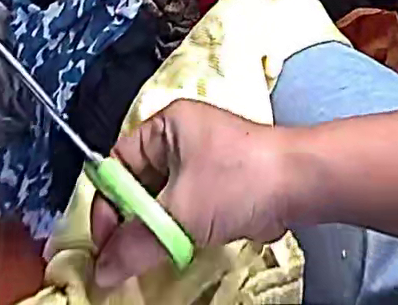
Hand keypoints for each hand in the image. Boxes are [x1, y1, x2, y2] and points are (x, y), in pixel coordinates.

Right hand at [89, 100, 295, 288]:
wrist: (296, 181)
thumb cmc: (237, 180)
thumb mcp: (179, 211)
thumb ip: (134, 243)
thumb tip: (101, 271)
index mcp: (168, 125)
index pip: (117, 161)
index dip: (105, 202)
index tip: (105, 243)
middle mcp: (181, 137)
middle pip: (136, 183)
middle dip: (127, 222)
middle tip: (121, 260)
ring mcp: (200, 160)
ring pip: (158, 200)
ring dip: (151, 231)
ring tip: (147, 259)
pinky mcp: (216, 183)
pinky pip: (181, 209)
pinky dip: (173, 232)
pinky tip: (173, 252)